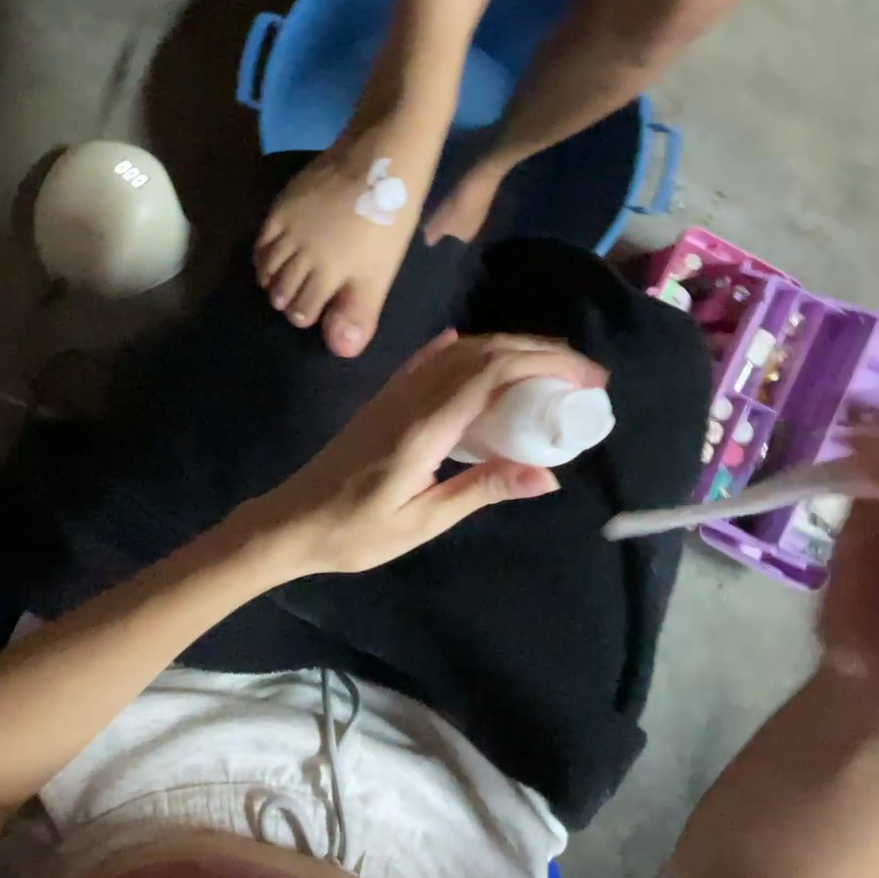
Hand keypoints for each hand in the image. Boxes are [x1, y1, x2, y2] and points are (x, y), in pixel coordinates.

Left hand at [240, 331, 607, 573]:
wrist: (291, 522)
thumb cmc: (354, 532)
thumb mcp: (422, 522)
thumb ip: (481, 490)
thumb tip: (548, 475)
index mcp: (424, 428)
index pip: (492, 375)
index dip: (545, 365)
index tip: (587, 379)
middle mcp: (409, 399)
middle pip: (480, 355)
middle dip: (536, 353)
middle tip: (582, 373)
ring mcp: (392, 397)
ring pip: (455, 354)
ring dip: (504, 350)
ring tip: (546, 366)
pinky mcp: (382, 403)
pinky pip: (424, 364)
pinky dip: (456, 351)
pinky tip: (467, 345)